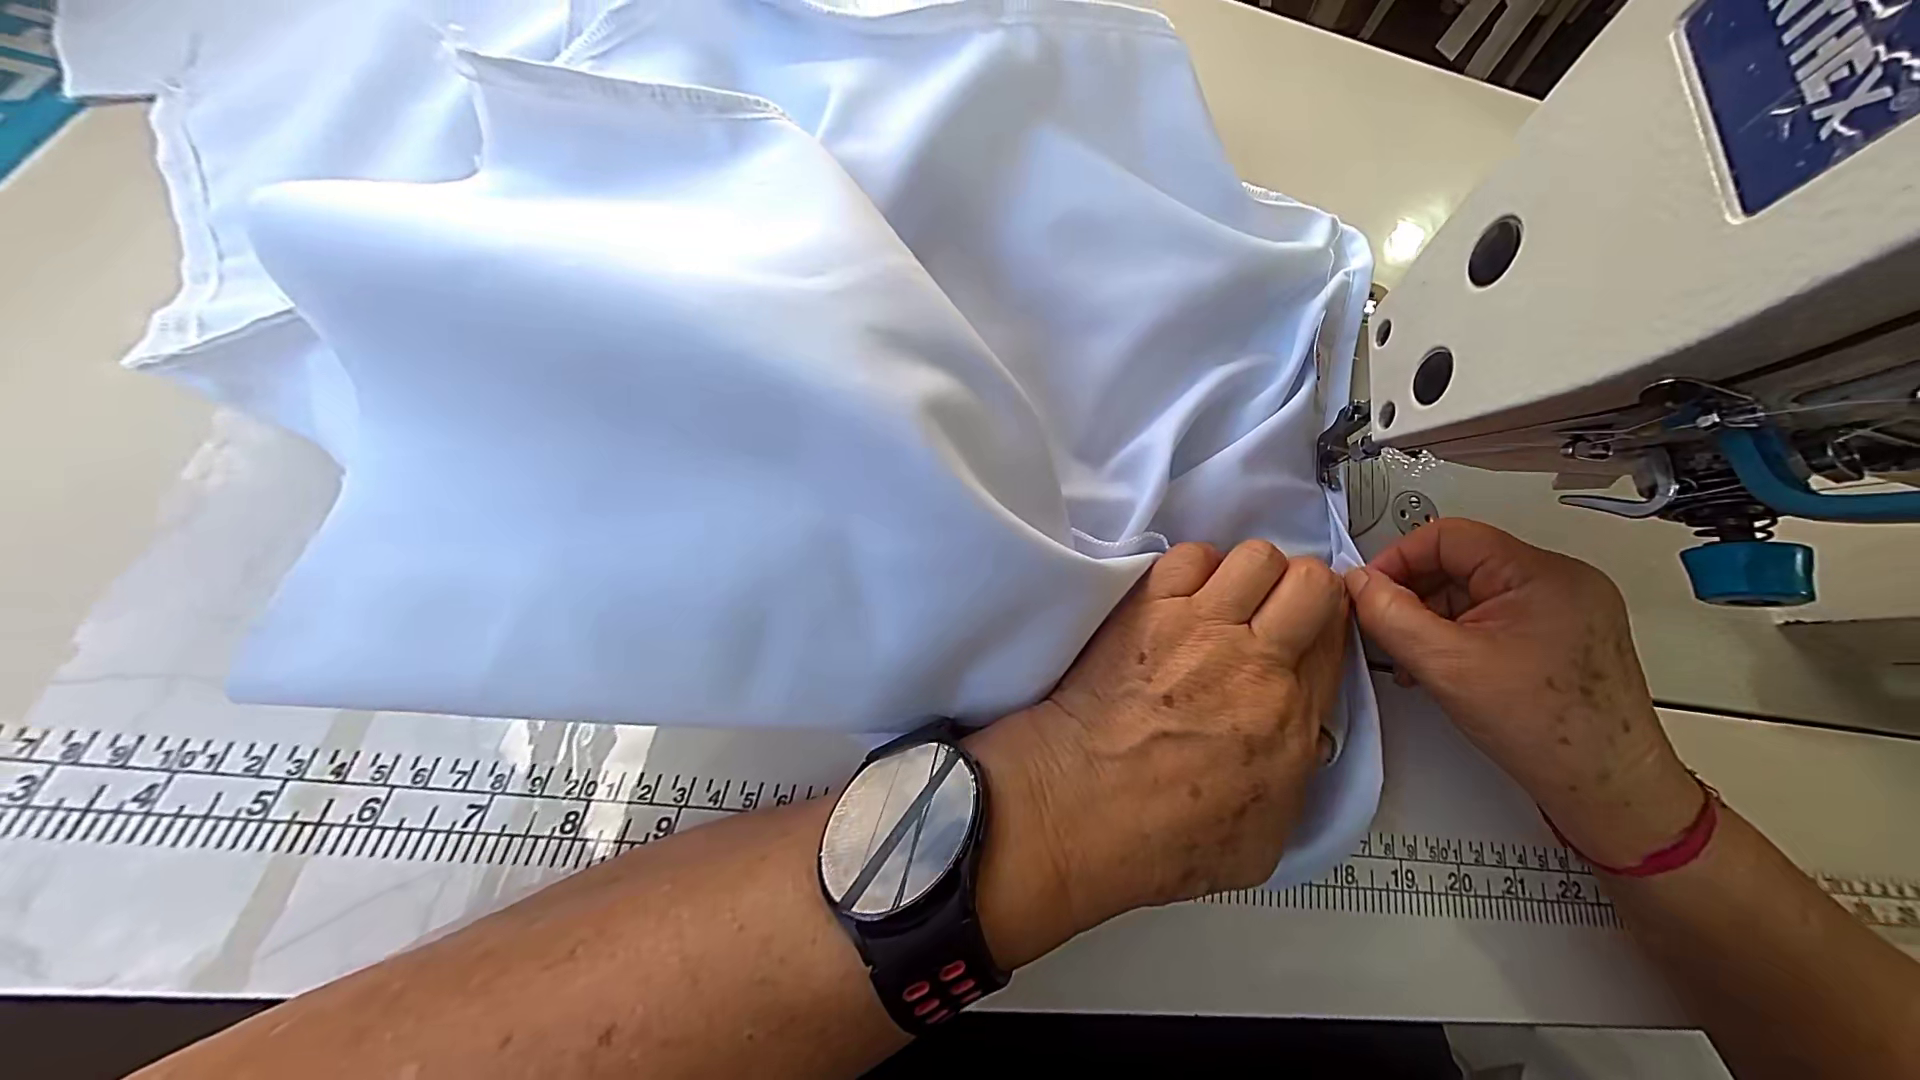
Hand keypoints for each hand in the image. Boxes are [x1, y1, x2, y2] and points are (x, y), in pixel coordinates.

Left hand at [967, 539, 1347, 950]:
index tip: (1307, 630)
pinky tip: (1179, 597)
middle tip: (1271, 609)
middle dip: (1300, 589)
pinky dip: (1193, 567)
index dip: (1325, 627)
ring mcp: (1197, 629)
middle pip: (1312, 583)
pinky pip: (1188, 557)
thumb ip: (1294, 771)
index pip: (1337, 638)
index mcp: (1292, 720)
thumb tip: (1295, 729)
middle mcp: (1254, 663)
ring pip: (1256, 557)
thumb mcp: (1263, 835)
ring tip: (1223, 601)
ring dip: (1246, 574)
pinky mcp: (1145, 611)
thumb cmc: (1157, 836)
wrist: (1074, 807)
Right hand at [1343, 518, 1701, 866]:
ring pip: (1467, 590)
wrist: (1606, 787)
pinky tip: (1437, 664)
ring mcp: (1561, 608)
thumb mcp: (1444, 664)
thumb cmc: (1547, 730)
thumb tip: (1358, 582)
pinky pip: (1487, 614)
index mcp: (1541, 575)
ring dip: (1427, 616)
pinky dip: (1452, 632)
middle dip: (1410, 592)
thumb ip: (1389, 613)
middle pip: (1456, 562)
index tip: (1369, 590)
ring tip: (1411, 655)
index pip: (1447, 536)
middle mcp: (1559, 582)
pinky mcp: (1556, 633)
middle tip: (1383, 625)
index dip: (1397, 559)